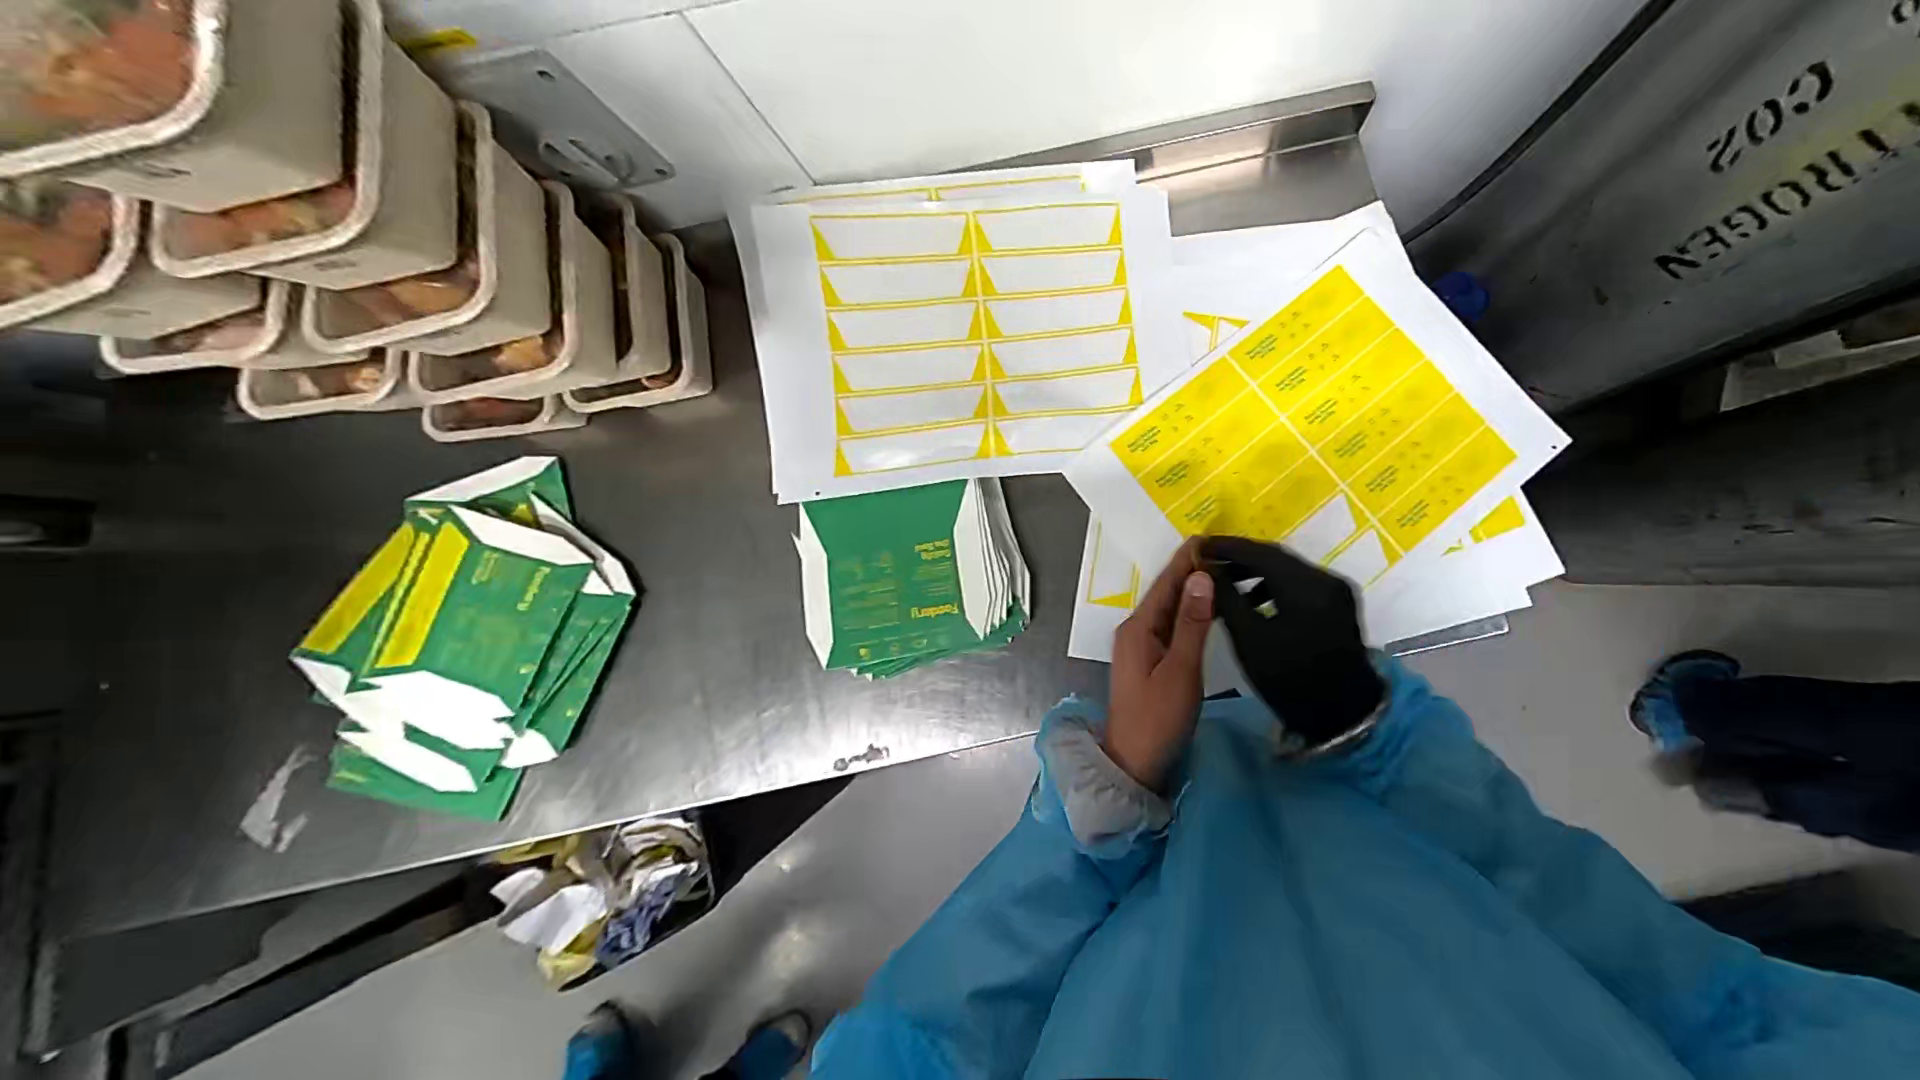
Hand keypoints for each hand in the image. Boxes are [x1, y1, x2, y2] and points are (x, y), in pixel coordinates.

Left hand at [1105, 538, 1213, 791]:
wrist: (1136, 760)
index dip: (1186, 560)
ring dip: (1192, 591)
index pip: (1165, 584)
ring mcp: (1141, 646)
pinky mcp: (1150, 660)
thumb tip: (1202, 578)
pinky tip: (1208, 609)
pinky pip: (1171, 626)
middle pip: (1166, 593)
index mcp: (1138, 628)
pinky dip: (1190, 613)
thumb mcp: (1181, 670)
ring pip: (1169, 609)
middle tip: (1225, 550)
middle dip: (1191, 571)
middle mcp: (1135, 630)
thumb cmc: (1158, 717)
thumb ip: (1192, 624)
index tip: (1209, 536)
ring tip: (1222, 571)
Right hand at [1200, 536, 1382, 745]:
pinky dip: (1272, 585)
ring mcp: (1336, 593)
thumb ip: (1226, 599)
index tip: (1199, 545)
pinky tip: (1252, 600)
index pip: (1260, 553)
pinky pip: (1298, 584)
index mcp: (1306, 586)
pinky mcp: (1337, 606)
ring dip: (1254, 572)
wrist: (1343, 716)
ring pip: (1287, 570)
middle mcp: (1326, 580)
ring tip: (1223, 583)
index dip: (1227, 547)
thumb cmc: (1291, 678)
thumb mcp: (1250, 639)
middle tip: (1208, 561)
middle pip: (1276, 558)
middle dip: (1239, 558)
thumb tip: (1205, 571)